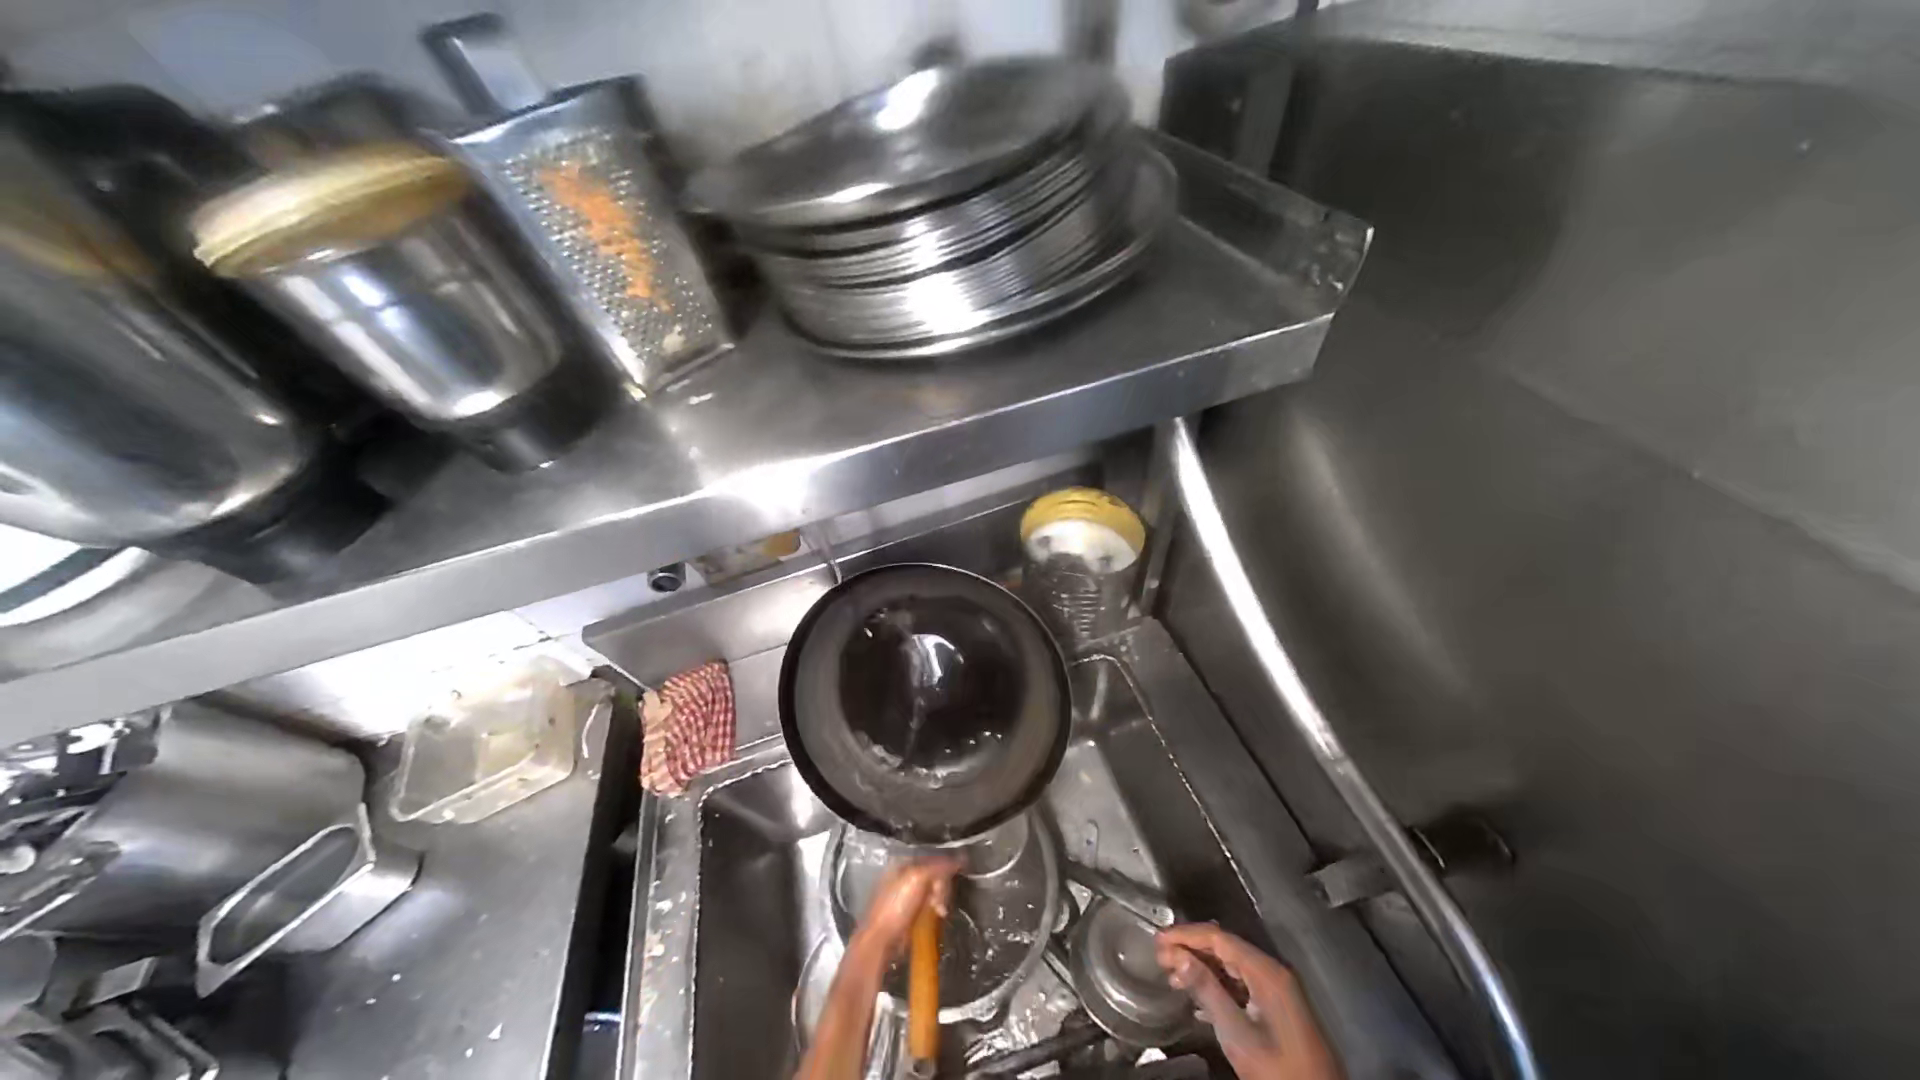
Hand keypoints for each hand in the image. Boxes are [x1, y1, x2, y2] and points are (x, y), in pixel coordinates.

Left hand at [849, 857, 961, 962]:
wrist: (882, 939)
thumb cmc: (896, 906)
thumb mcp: (917, 879)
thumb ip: (937, 867)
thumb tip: (959, 860)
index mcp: (902, 863)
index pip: (931, 857)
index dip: (944, 865)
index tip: (956, 874)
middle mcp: (904, 876)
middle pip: (933, 874)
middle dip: (941, 886)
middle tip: (939, 898)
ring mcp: (906, 894)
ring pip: (933, 890)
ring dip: (940, 898)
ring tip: (939, 910)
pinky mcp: (910, 911)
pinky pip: (929, 903)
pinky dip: (935, 908)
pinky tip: (938, 914)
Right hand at [1156, 923, 1341, 1079]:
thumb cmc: (1277, 1070)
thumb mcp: (1236, 1032)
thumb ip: (1207, 989)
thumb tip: (1177, 954)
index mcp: (1266, 971)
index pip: (1218, 938)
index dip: (1185, 935)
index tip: (1157, 941)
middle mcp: (1273, 972)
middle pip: (1225, 947)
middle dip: (1190, 950)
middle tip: (1160, 959)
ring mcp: (1277, 990)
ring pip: (1231, 965)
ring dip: (1201, 968)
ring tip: (1173, 978)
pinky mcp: (1277, 1008)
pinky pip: (1241, 983)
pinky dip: (1217, 985)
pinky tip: (1197, 999)